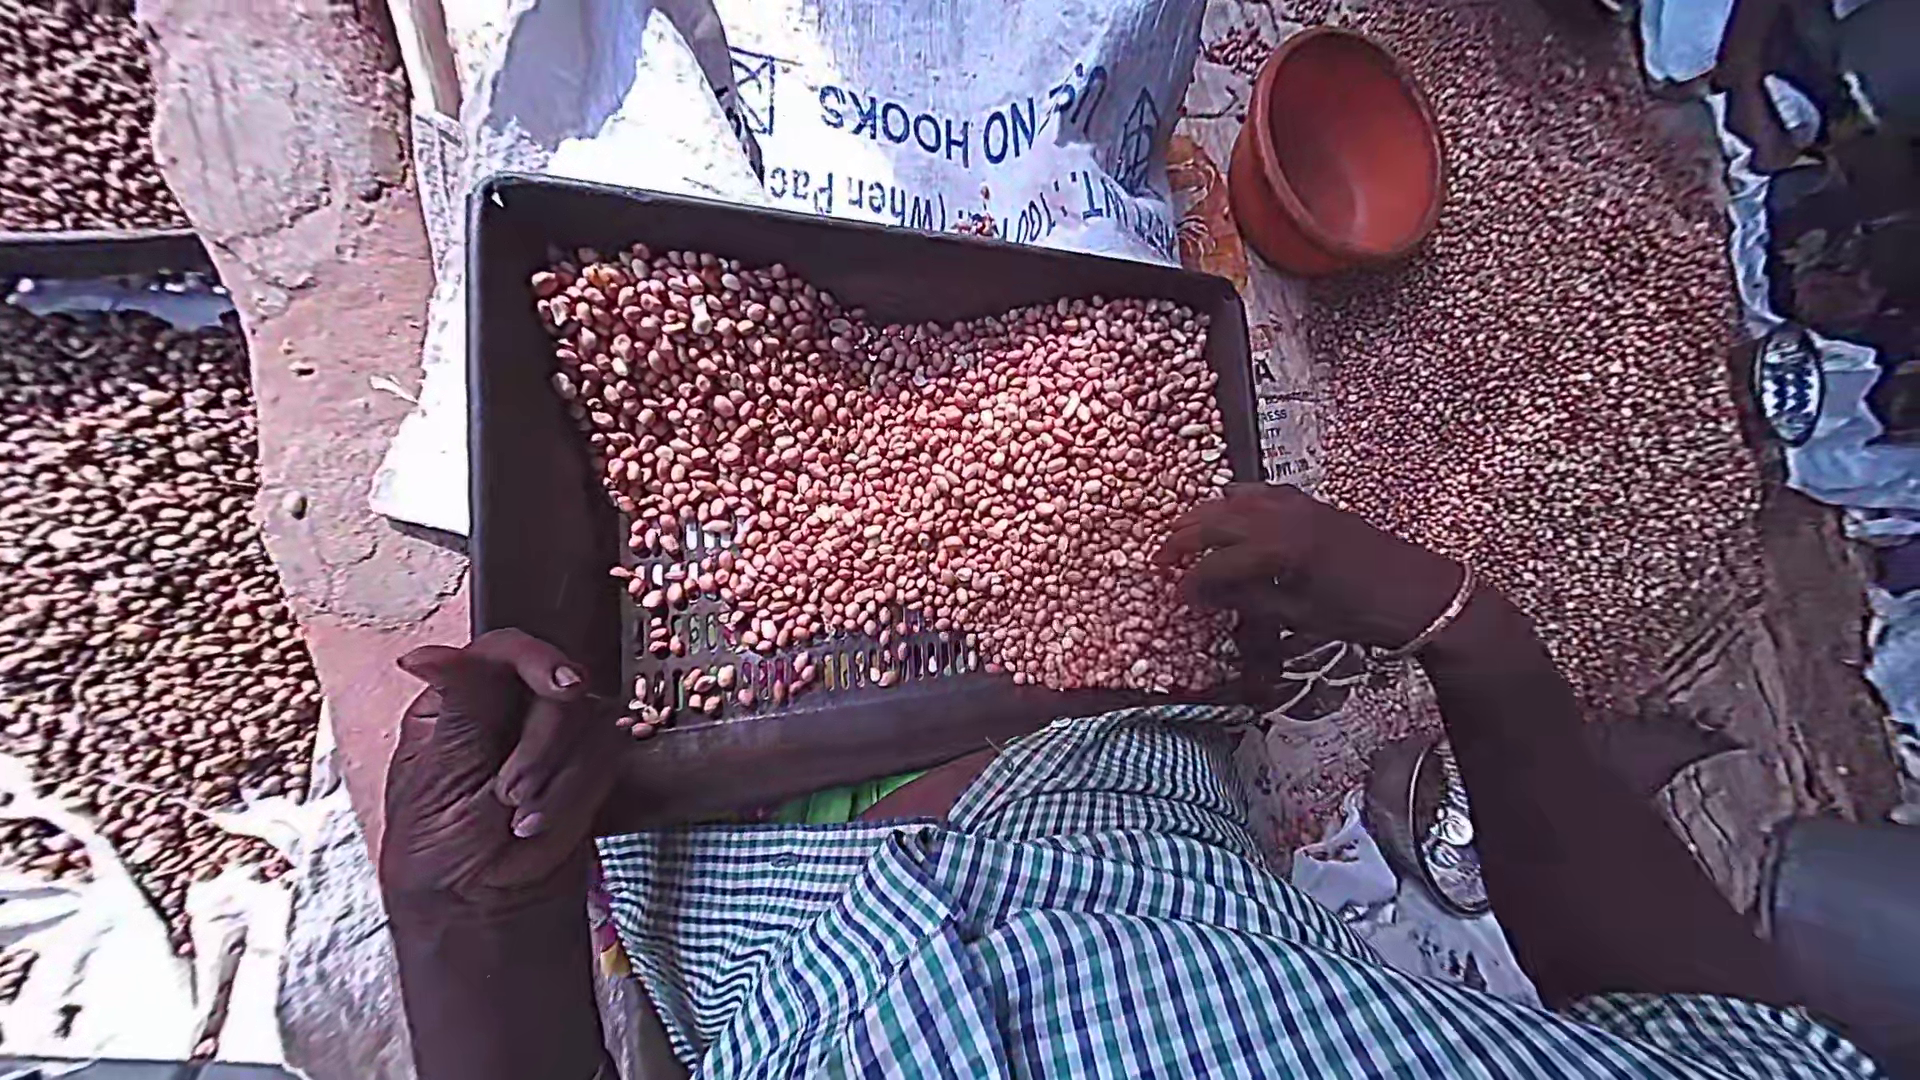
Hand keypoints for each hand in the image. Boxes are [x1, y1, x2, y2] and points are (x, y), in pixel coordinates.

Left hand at [380, 628, 621, 915]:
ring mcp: (559, 729)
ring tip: (521, 817)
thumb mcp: (441, 779)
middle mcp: (514, 706)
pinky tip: (543, 820)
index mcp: (462, 701)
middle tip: (512, 793)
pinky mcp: (594, 754)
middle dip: (542, 742)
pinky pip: (608, 750)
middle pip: (559, 683)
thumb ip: (459, 710)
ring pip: (589, 717)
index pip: (505, 651)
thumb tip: (424, 654)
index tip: (564, 685)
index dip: (538, 660)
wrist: (491, 905)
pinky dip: (577, 791)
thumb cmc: (442, 850)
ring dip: (558, 775)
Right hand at [1152, 483, 1465, 650]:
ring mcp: (1294, 505)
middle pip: (1212, 523)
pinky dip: (1236, 499)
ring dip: (1202, 517)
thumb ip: (1245, 600)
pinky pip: (1260, 491)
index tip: (1175, 595)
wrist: (1425, 595)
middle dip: (1181, 541)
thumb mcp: (1298, 616)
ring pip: (1231, 502)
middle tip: (1160, 559)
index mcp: (1278, 551)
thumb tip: (1202, 595)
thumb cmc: (1361, 614)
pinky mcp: (1308, 502)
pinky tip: (1229, 508)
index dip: (1190, 581)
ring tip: (1183, 534)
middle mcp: (1280, 519)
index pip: (1215, 564)